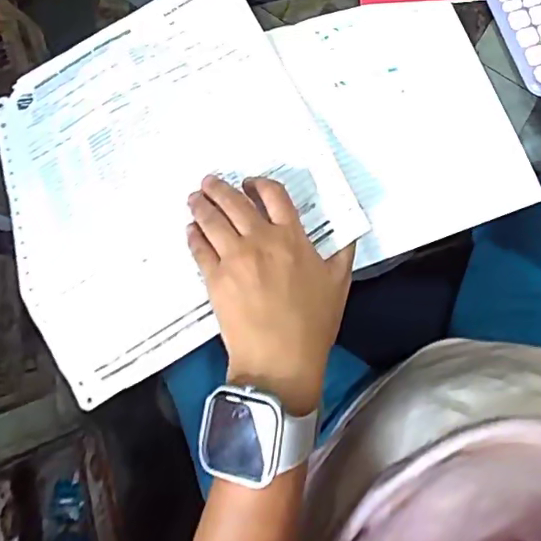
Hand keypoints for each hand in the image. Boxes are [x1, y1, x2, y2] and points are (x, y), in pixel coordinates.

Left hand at [186, 175, 353, 415]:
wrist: (279, 360)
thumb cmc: (313, 322)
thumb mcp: (339, 281)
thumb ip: (343, 251)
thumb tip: (349, 233)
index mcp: (292, 237)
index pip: (274, 196)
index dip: (260, 183)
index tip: (251, 183)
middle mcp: (260, 240)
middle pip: (235, 203)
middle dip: (220, 188)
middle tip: (209, 181)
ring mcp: (234, 259)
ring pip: (213, 221)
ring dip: (202, 205)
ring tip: (195, 198)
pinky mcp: (214, 280)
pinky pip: (200, 249)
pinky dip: (194, 235)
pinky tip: (191, 230)